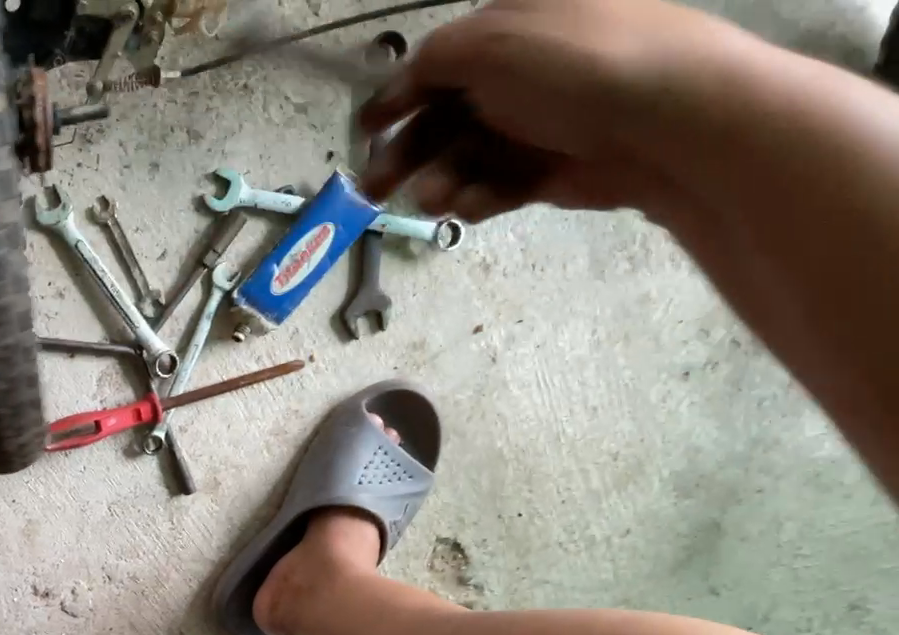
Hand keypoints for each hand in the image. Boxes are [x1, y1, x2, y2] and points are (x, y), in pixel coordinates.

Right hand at [359, 0, 752, 220]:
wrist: (667, 122)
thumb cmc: (577, 68)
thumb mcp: (494, 42)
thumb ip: (434, 57)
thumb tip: (407, 75)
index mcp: (513, 31)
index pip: (439, 65)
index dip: (397, 97)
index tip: (365, 131)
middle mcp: (521, 76)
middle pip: (441, 120)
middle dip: (404, 156)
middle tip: (373, 190)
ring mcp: (535, 125)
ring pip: (461, 160)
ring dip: (438, 183)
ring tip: (436, 201)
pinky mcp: (546, 169)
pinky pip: (493, 186)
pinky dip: (476, 199)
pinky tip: (474, 206)